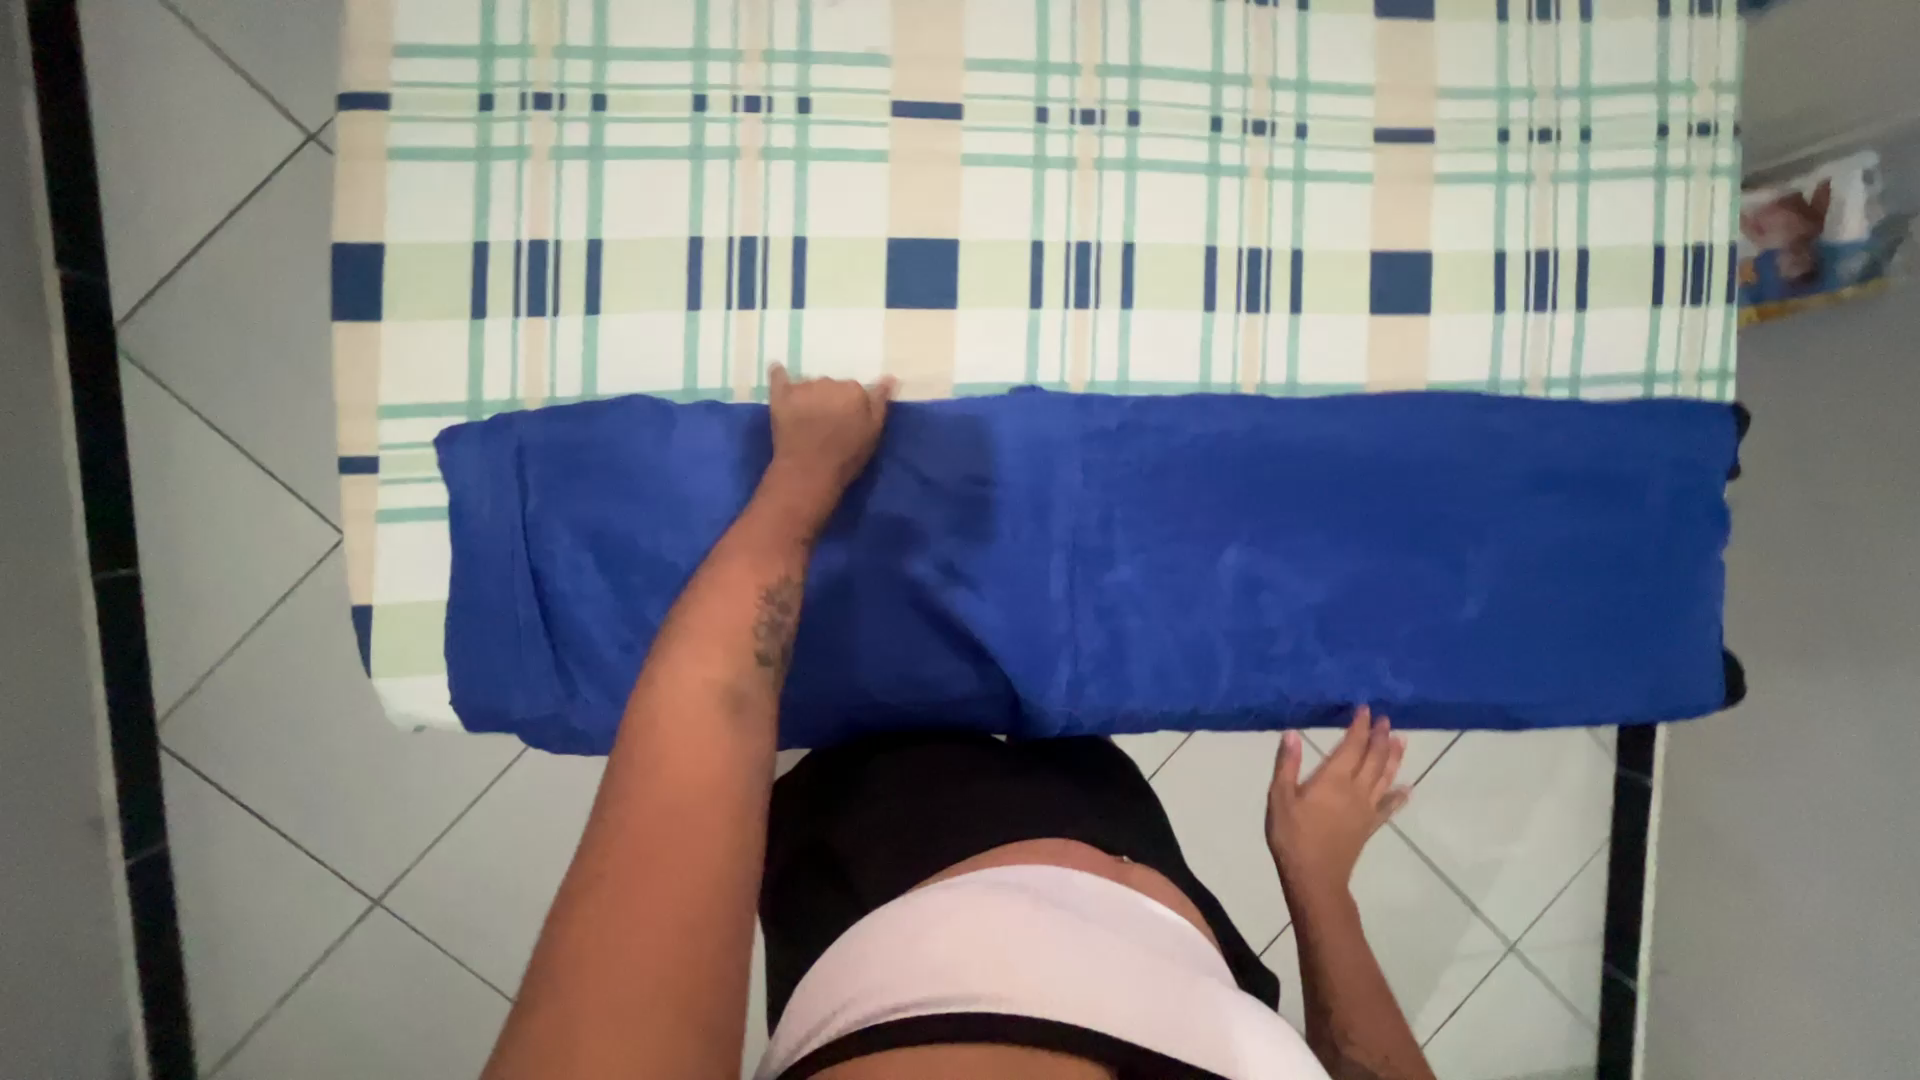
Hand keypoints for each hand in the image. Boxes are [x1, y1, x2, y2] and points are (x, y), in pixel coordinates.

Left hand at [759, 363, 896, 528]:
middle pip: (832, 387)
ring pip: (810, 385)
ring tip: (808, 420)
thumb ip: (880, 402)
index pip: (855, 391)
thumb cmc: (846, 456)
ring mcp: (803, 387)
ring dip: (811, 396)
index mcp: (854, 390)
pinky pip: (779, 376)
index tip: (848, 424)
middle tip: (828, 425)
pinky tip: (778, 371)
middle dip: (831, 400)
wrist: (809, 472)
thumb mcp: (874, 432)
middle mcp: (829, 381)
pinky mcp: (781, 395)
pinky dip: (779, 374)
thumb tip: (889, 377)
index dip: (852, 407)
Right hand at [1266, 706, 1409, 903]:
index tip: (1365, 709)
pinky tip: (1406, 789)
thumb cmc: (1292, 834)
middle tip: (1386, 719)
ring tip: (1401, 741)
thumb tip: (1292, 734)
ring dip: (1394, 758)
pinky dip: (1399, 796)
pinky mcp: (1370, 825)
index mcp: (1333, 779)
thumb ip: (1287, 764)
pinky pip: (1389, 807)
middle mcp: (1356, 789)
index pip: (1352, 746)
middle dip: (1380, 737)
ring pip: (1385, 777)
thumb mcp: (1280, 797)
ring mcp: (1367, 808)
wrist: (1315, 876)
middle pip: (1374, 758)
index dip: (1360, 727)